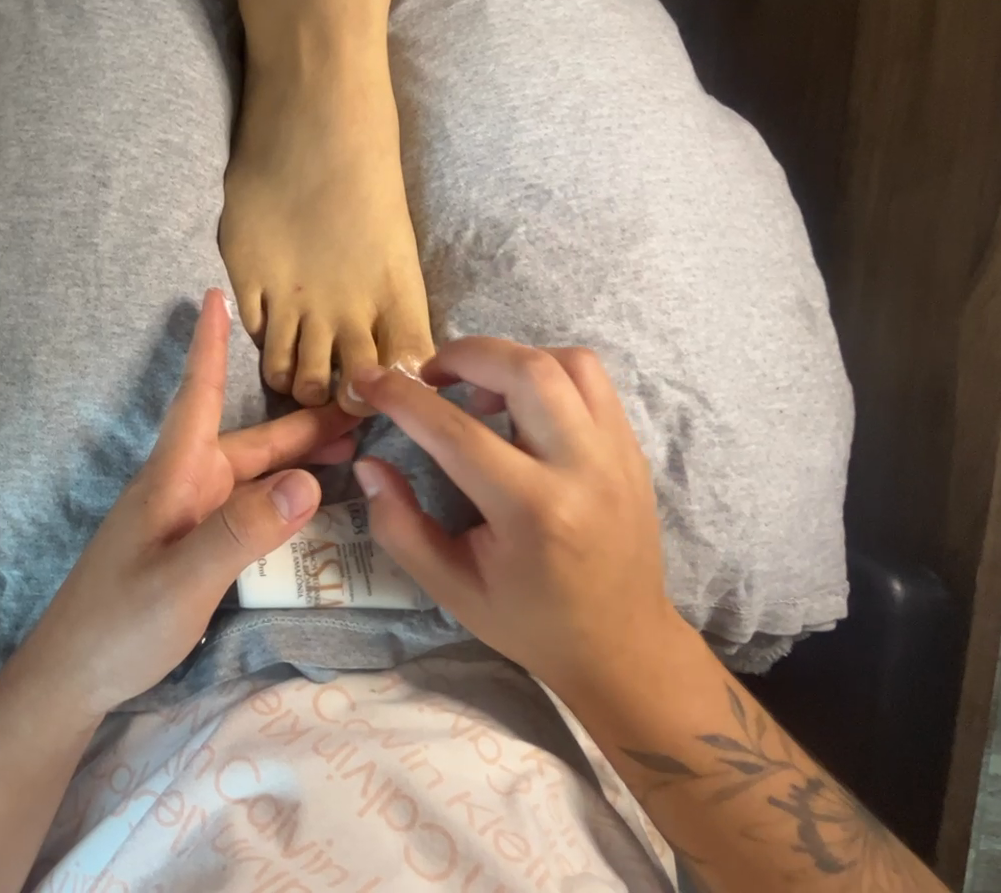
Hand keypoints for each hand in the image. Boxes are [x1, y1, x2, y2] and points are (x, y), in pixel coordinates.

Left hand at [8, 289, 360, 720]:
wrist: (72, 676)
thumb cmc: (118, 626)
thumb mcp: (182, 581)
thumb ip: (241, 533)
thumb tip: (308, 481)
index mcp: (173, 479)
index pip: (198, 398)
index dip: (207, 347)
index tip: (213, 296)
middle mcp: (181, 487)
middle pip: (247, 442)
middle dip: (300, 422)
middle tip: (362, 406)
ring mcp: (185, 517)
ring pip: (249, 474)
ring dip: (294, 458)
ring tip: (349, 447)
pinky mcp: (189, 545)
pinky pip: (243, 506)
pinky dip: (277, 494)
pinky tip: (304, 503)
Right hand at [346, 339, 683, 694]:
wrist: (621, 645)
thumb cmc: (528, 620)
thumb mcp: (448, 587)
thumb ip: (399, 525)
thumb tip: (370, 465)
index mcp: (531, 511)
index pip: (454, 430)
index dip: (401, 398)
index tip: (368, 380)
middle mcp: (582, 470)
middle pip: (525, 370)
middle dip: (463, 355)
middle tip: (428, 376)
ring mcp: (617, 454)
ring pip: (567, 362)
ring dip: (510, 359)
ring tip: (477, 391)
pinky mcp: (632, 448)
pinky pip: (592, 380)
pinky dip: (545, 372)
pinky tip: (517, 404)